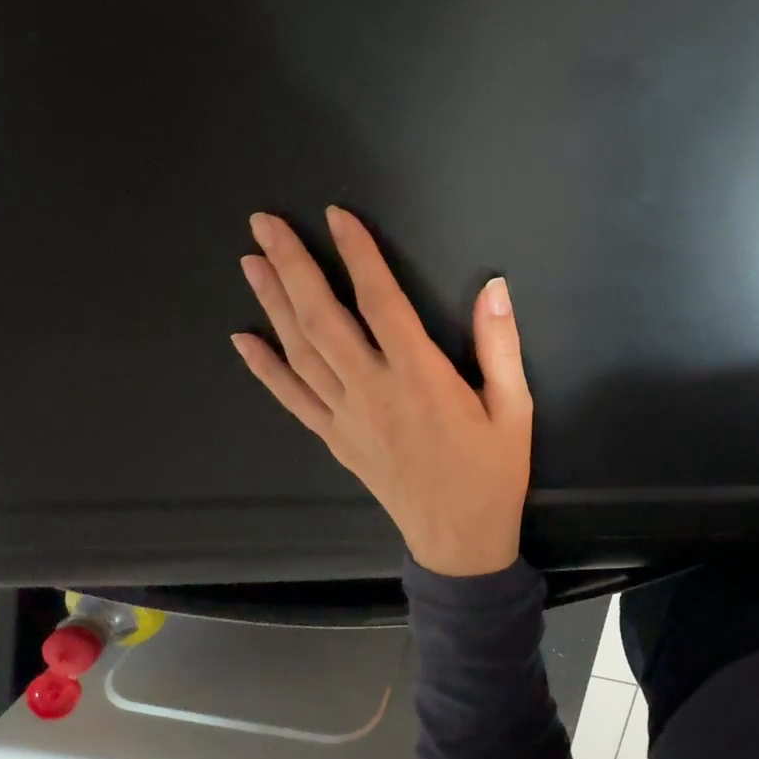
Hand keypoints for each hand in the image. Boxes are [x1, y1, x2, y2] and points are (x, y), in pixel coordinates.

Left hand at [231, 207, 532, 576]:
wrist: (460, 541)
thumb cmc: (493, 470)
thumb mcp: (514, 406)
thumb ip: (500, 344)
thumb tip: (494, 285)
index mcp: (420, 377)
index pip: (381, 301)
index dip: (358, 255)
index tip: (337, 216)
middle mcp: (373, 390)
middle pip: (323, 318)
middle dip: (293, 267)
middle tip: (264, 224)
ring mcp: (345, 417)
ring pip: (300, 351)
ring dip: (272, 304)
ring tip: (251, 261)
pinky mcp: (334, 439)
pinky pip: (291, 399)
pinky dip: (265, 368)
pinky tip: (243, 339)